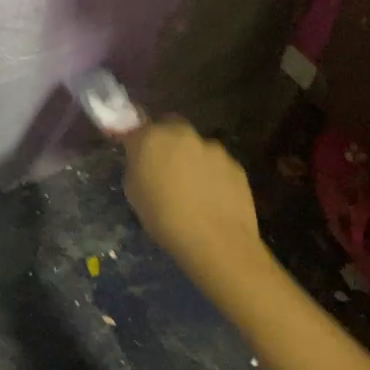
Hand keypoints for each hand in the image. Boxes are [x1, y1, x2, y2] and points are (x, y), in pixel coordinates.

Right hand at [122, 120, 268, 290]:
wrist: (217, 242)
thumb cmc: (165, 219)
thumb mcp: (134, 193)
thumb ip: (137, 166)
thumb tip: (143, 161)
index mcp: (151, 137)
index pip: (137, 126)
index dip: (136, 139)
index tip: (135, 151)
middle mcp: (182, 134)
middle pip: (170, 127)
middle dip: (166, 141)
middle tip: (164, 166)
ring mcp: (212, 148)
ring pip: (196, 146)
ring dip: (191, 158)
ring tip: (193, 187)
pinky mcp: (235, 165)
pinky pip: (217, 164)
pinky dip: (212, 174)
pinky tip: (212, 197)